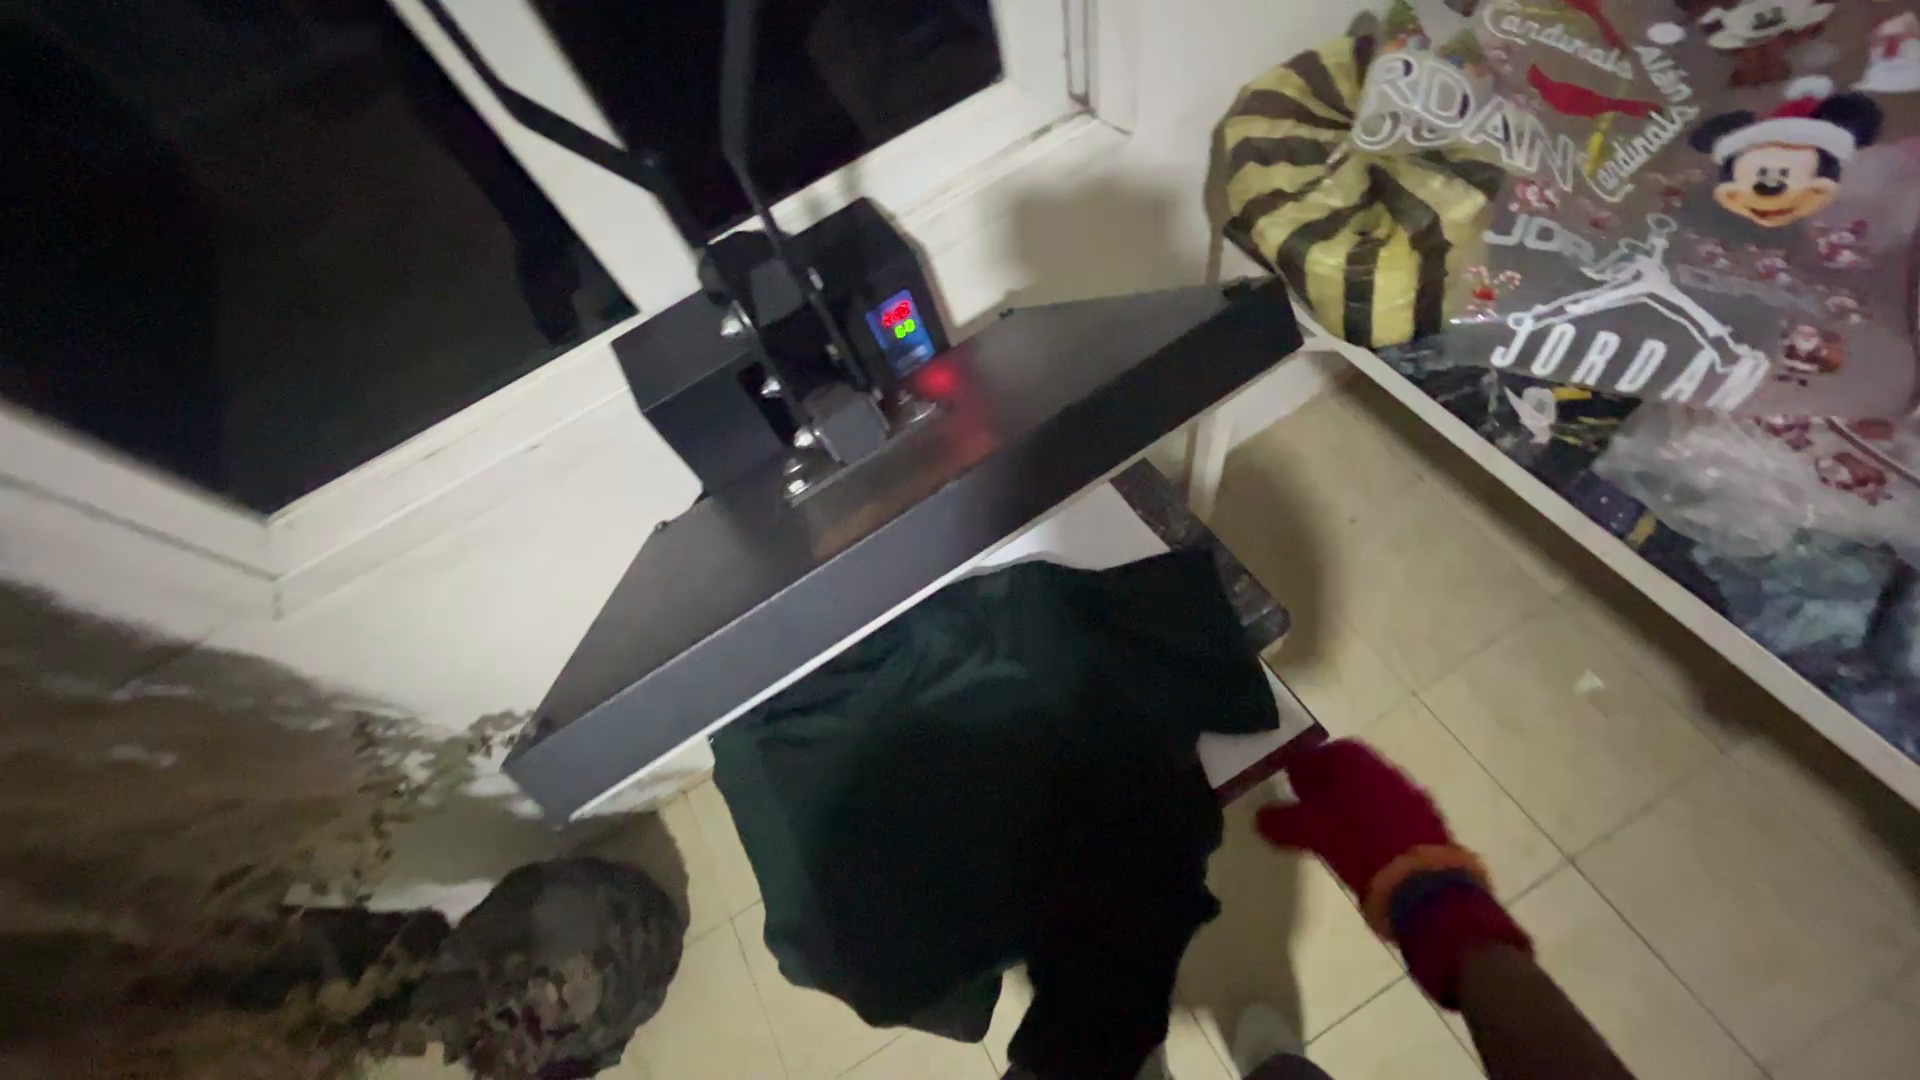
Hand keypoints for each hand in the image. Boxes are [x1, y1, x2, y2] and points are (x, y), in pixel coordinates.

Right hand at [1256, 738, 1529, 1008]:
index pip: (1329, 751)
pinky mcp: (1430, 828)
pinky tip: (1364, 847)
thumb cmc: (1359, 843)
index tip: (1293, 783)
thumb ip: (1282, 822)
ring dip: (1352, 806)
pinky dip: (1374, 825)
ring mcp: (1413, 799)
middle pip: (1352, 771)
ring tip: (1335, 830)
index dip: (1309, 765)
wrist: (1425, 887)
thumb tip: (1259, 817)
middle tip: (1309, 806)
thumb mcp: (1310, 832)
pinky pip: (1392, 817)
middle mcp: (1387, 773)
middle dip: (1329, 785)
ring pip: (1373, 794)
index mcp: (1358, 764)